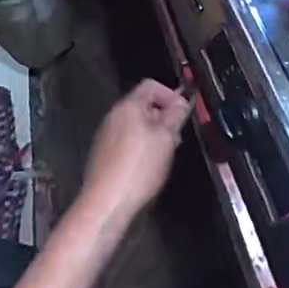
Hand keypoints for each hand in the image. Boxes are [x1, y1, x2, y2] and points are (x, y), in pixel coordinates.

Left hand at [74, 80, 189, 228]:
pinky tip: (148, 166)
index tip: (184, 113)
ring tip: (166, 153)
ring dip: (154, 132)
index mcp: (128, 105)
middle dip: (164, 116)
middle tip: (178, 137)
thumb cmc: (139, 167)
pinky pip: (127, 139)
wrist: (107, 202)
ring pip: (136, 123)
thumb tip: (182, 99)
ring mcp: (107, 133)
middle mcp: (114, 114)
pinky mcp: (104, 152)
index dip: (171, 94)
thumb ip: (175, 115)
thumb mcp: (165, 138)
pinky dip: (141, 145)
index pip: (151, 85)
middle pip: (143, 104)